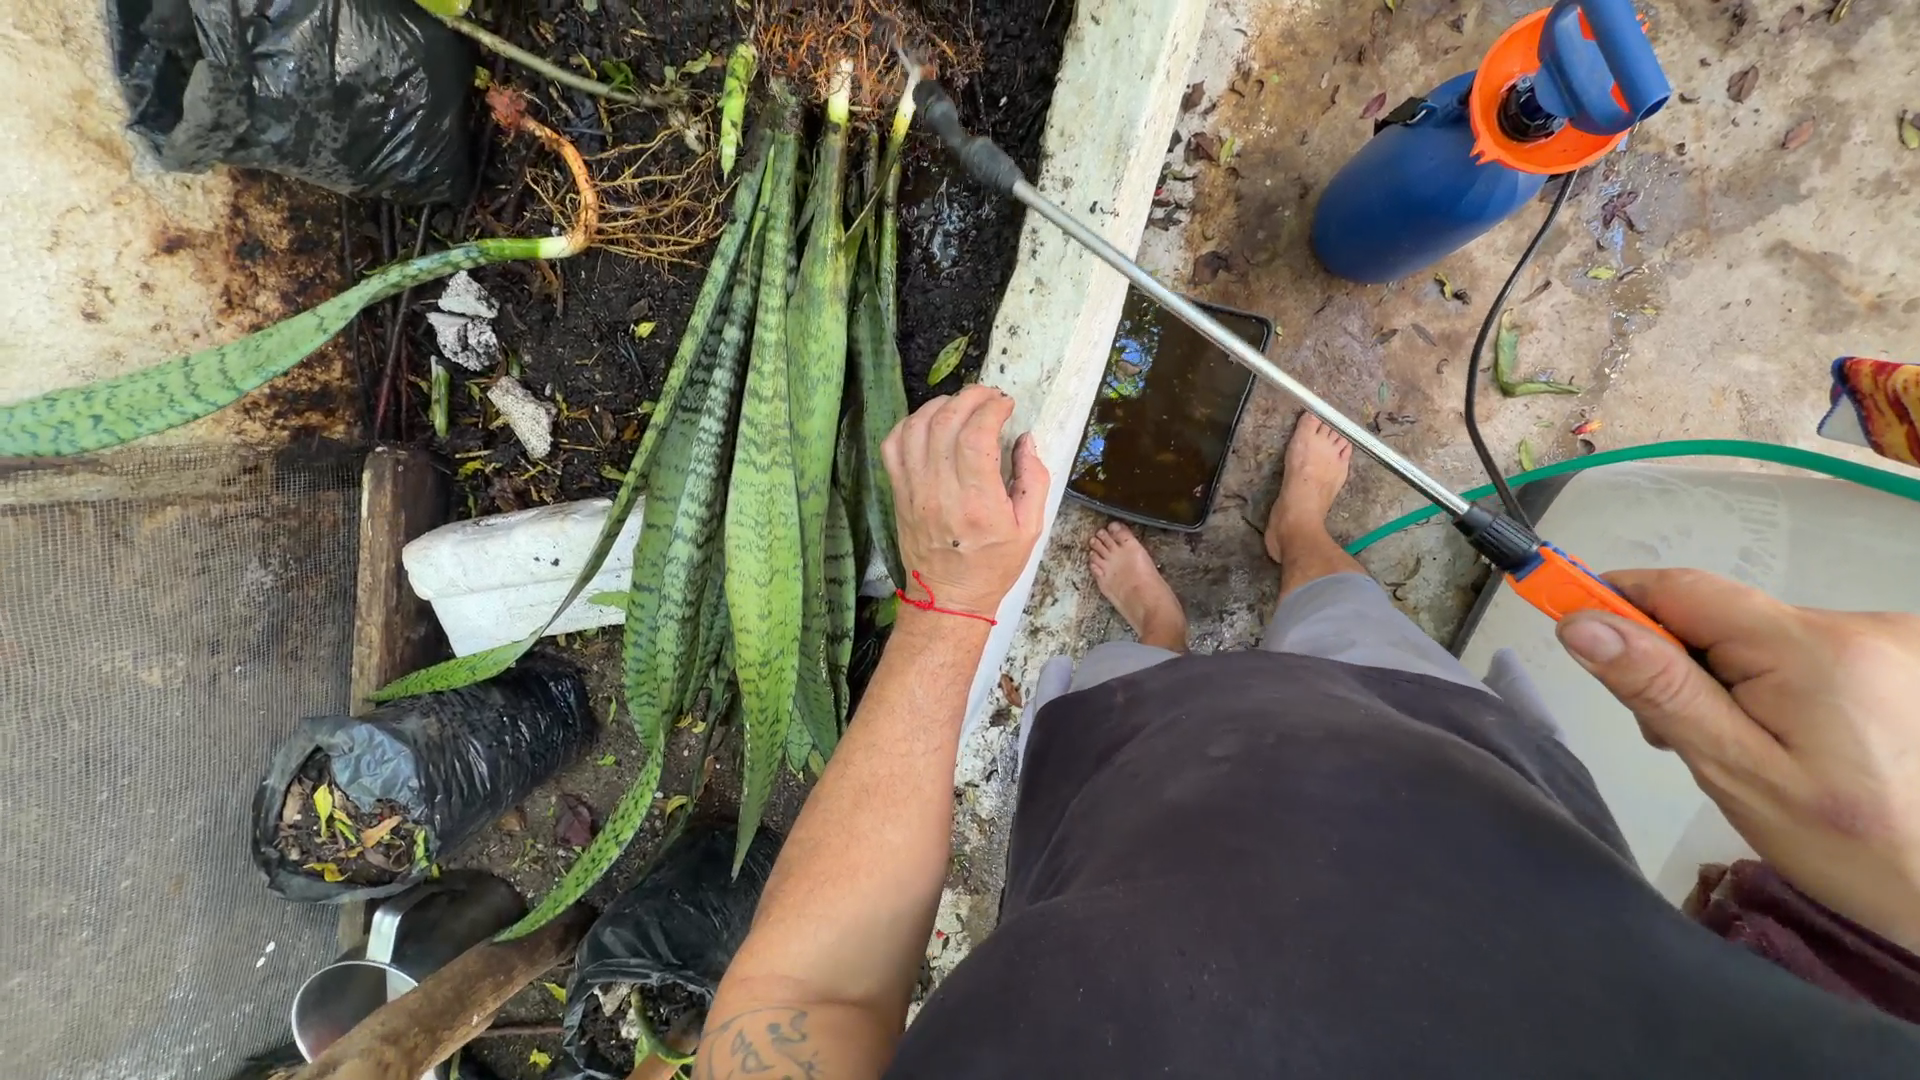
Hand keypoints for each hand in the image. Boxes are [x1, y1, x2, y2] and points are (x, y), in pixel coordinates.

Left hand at [880, 384, 1049, 620]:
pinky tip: (929, 422)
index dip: (991, 409)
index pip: (976, 436)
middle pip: (945, 423)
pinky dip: (908, 424)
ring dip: (940, 405)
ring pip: (916, 428)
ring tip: (961, 404)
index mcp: (977, 503)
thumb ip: (1034, 480)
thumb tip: (1025, 440)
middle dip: (969, 397)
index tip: (1006, 405)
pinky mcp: (899, 493)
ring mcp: (914, 491)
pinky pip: (893, 446)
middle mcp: (941, 492)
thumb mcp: (1030, 529)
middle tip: (988, 396)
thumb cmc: (993, 566)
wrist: (949, 598)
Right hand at [1557, 569, 1919, 949]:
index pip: (1678, 589)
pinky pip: (1791, 649)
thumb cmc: (1853, 845)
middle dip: (1667, 659)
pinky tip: (1779, 735)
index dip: (1610, 597)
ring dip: (1715, 675)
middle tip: (1665, 729)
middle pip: (1712, 615)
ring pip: (1748, 634)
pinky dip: (1761, 682)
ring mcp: (1888, 640)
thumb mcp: (1733, 769)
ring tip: (1733, 744)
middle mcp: (1859, 625)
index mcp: (1814, 648)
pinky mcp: (1899, 659)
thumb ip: (1658, 689)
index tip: (1561, 618)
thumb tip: (1580, 625)